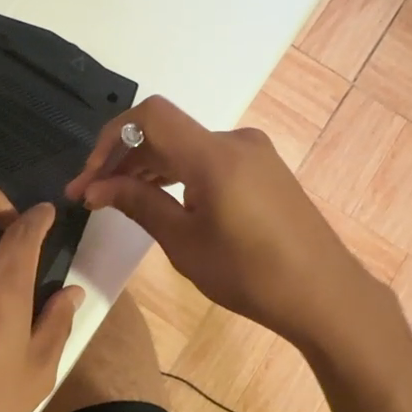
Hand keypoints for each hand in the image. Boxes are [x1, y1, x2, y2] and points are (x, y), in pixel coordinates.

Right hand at [64, 96, 381, 349]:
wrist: (323, 294)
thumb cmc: (249, 274)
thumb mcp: (184, 242)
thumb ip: (139, 204)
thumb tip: (96, 188)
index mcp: (214, 155)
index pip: (149, 117)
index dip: (110, 139)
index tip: (89, 179)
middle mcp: (234, 141)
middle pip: (164, 132)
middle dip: (122, 160)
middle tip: (91, 198)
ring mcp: (252, 154)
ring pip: (185, 146)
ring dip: (147, 168)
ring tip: (117, 201)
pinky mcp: (262, 170)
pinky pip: (207, 159)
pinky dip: (176, 174)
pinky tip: (159, 200)